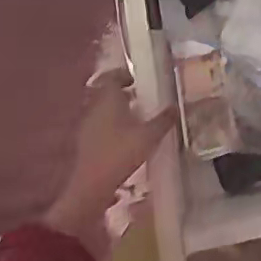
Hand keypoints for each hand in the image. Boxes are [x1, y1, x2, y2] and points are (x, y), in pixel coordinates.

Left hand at [44, 70, 173, 250]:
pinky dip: (111, 123)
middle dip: (121, 92)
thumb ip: (163, 120)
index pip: (112, 77)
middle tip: (139, 96)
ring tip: (135, 116)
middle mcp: (95, 108)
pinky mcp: (85, 141)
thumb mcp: (149, 136)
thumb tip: (175, 107)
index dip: (123, 74)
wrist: (92, 185)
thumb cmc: (121, 153)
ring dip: (116, 108)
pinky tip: (125, 136)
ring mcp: (87, 125)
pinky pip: (99, 123)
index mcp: (109, 100)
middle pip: (105, 92)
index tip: (136, 79)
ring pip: (101, 108)